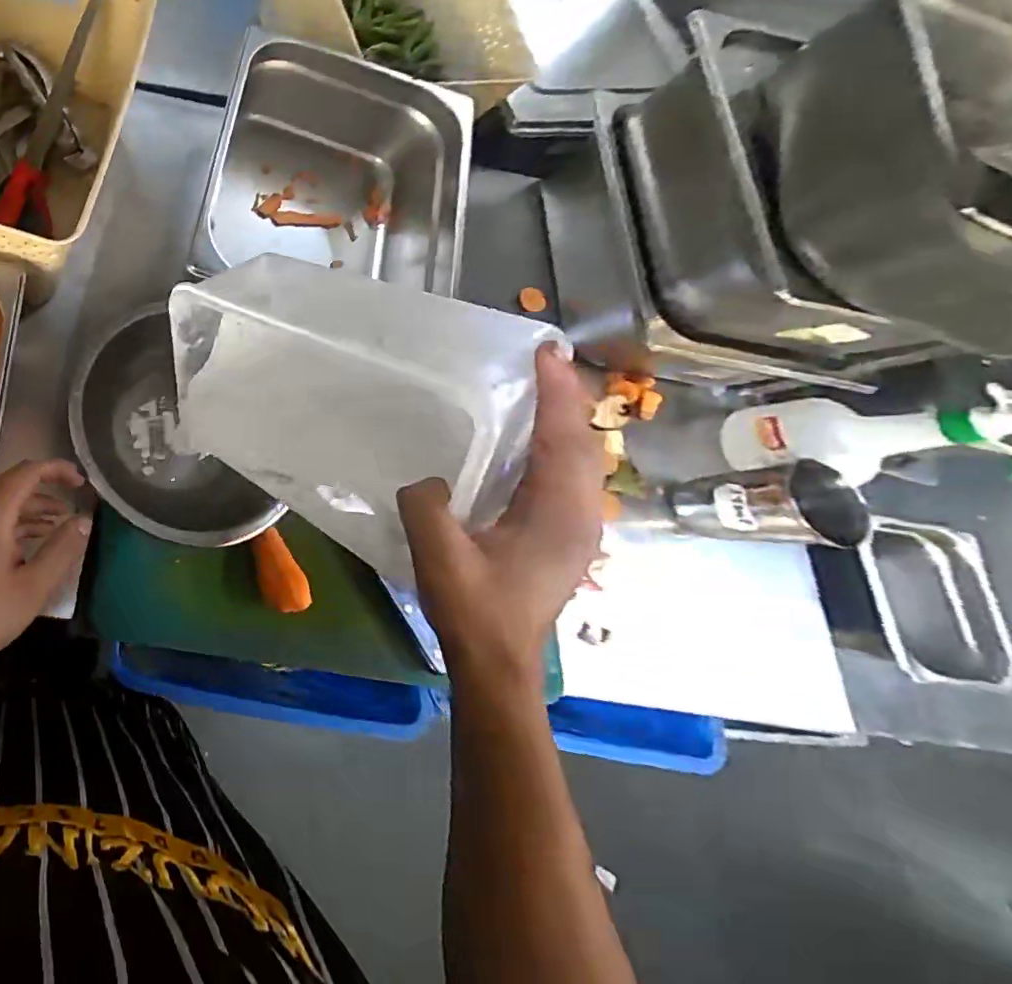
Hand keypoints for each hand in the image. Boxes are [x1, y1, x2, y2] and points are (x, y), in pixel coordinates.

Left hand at [0, 459, 91, 702]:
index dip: (57, 470)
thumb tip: (85, 520)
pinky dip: (17, 522)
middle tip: (77, 498)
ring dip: (33, 507)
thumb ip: (62, 549)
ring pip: (3, 503)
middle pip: (13, 483)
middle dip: (47, 486)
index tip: (83, 482)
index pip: (27, 473)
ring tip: (63, 522)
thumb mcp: (33, 587)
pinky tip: (36, 541)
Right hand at [397, 343, 602, 695]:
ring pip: (580, 462)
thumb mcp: (440, 555)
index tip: (546, 350)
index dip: (557, 392)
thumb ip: (427, 506)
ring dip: (563, 424)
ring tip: (539, 395)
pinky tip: (528, 449)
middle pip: (584, 444)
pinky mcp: (562, 540)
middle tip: (543, 364)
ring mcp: (577, 529)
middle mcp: (581, 514)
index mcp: (559, 512)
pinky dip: (554, 450)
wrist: (498, 661)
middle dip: (567, 400)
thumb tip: (428, 480)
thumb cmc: (474, 609)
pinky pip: (567, 480)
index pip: (564, 438)